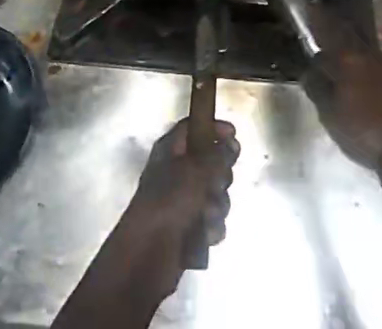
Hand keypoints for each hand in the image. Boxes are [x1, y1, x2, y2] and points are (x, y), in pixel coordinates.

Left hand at [53, 118, 239, 327]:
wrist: (147, 254)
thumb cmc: (168, 201)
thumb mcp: (196, 171)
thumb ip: (218, 154)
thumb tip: (232, 141)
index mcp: (171, 150)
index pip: (194, 127)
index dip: (214, 127)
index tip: (234, 135)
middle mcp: (176, 172)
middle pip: (211, 162)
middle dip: (220, 177)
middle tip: (215, 185)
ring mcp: (182, 200)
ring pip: (215, 194)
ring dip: (217, 206)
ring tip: (205, 216)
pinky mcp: (189, 228)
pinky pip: (212, 221)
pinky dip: (211, 228)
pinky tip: (205, 235)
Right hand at [302, 8, 381, 193]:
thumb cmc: (365, 131)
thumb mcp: (330, 114)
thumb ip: (318, 88)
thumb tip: (310, 70)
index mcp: (347, 59)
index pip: (327, 31)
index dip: (316, 19)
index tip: (308, 6)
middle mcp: (368, 56)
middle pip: (347, 34)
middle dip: (333, 24)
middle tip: (321, 16)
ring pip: (362, 47)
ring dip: (348, 41)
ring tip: (336, 42)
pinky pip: (373, 61)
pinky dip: (361, 58)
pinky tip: (358, 67)